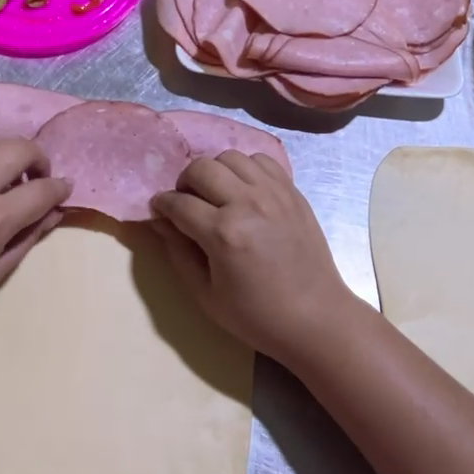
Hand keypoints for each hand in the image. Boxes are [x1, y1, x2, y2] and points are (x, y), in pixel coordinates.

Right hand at [150, 151, 362, 361]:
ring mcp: (274, 192)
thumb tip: (159, 221)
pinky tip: (244, 190)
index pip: (179, 203)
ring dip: (216, 172)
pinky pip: (261, 160)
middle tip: (187, 202)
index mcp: (223, 233)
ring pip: (231, 157)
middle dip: (185, 182)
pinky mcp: (292, 190)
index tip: (159, 209)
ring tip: (216, 195)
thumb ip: (178, 252)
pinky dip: (246, 168)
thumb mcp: (206, 294)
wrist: (314, 315)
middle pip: (202, 168)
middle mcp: (248, 202)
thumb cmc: (256, 315)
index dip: (162, 204)